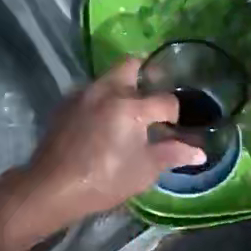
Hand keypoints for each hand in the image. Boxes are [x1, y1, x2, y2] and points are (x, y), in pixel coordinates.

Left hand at [20, 58, 206, 221]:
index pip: (166, 100)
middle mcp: (107, 90)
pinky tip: (104, 122)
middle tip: (153, 96)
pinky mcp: (66, 103)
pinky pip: (91, 91)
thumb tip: (199, 152)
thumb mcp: (143, 170)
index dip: (175, 114)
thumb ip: (172, 154)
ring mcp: (84, 94)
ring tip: (129, 112)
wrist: (51, 186)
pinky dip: (103, 99)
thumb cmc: (104, 180)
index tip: (175, 127)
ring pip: (109, 77)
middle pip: (132, 64)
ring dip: (123, 87)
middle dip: (146, 74)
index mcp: (131, 106)